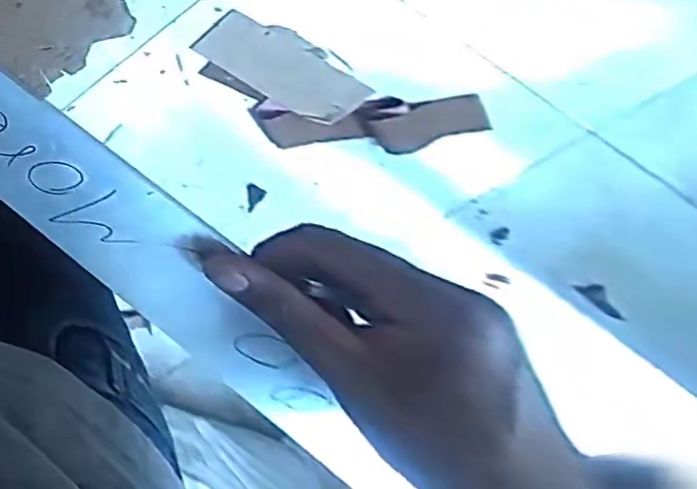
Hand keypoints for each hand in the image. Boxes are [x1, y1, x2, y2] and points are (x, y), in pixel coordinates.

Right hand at [201, 226, 589, 488]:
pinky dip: (361, 308)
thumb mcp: (349, 377)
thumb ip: (283, 311)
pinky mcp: (476, 327)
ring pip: (370, 275)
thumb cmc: (438, 451)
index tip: (245, 283)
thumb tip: (221, 264)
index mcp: (432, 299)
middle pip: (350, 257)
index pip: (327, 244)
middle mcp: (456, 290)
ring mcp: (471, 309)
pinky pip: (397, 297)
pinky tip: (355, 342)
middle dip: (301, 275)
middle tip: (274, 310)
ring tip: (316, 334)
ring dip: (329, 291)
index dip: (273, 255)